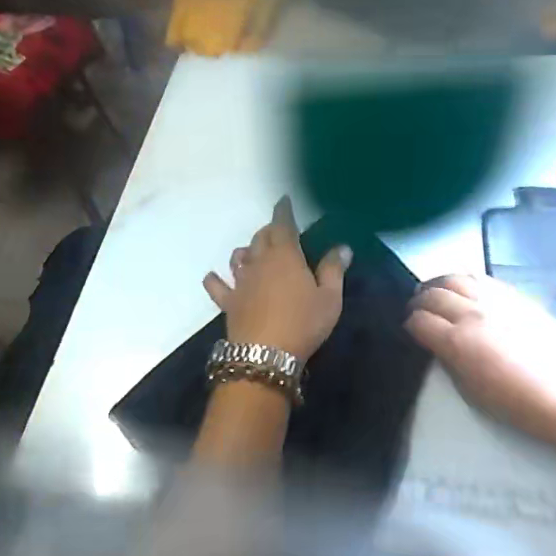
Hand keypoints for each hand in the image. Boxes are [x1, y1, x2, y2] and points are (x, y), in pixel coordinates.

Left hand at [204, 197, 350, 360]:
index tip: (283, 200)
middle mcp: (260, 262)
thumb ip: (333, 269)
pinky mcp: (228, 303)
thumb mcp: (329, 298)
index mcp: (285, 256)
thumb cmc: (303, 323)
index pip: (283, 225)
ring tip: (253, 251)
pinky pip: (217, 286)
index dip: (283, 211)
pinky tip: (213, 276)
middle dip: (269, 230)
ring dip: (247, 250)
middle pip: (261, 238)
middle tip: (278, 231)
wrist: (265, 356)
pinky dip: (215, 279)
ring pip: (239, 257)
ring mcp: (240, 282)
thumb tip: (342, 247)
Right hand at [404, 275, 555, 450]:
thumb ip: (450, 361)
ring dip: (439, 283)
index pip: (420, 321)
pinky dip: (464, 280)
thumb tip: (438, 344)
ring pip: (457, 278)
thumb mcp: (471, 391)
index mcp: (458, 340)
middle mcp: (473, 312)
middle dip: (419, 300)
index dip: (409, 324)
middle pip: (434, 294)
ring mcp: (496, 299)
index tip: (408, 329)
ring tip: (434, 291)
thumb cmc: (518, 404)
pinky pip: (481, 278)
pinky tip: (464, 288)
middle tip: (415, 309)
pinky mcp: (516, 296)